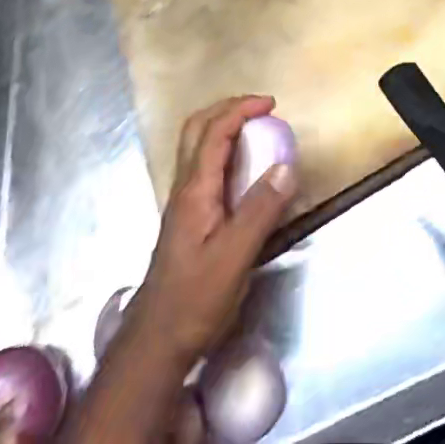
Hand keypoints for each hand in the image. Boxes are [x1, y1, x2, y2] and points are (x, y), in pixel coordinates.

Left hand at [130, 95, 298, 361]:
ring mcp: (184, 202)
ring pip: (197, 146)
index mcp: (195, 189)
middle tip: (259, 108)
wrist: (158, 339)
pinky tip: (243, 170)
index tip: (270, 104)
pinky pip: (204, 167)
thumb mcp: (235, 256)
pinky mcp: (188, 218)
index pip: (214, 132)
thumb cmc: (196, 298)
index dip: (240, 109)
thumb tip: (286, 166)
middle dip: (227, 108)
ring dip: (223, 126)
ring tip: (255, 130)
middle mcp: (184, 188)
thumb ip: (260, 210)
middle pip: (197, 128)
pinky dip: (223, 151)